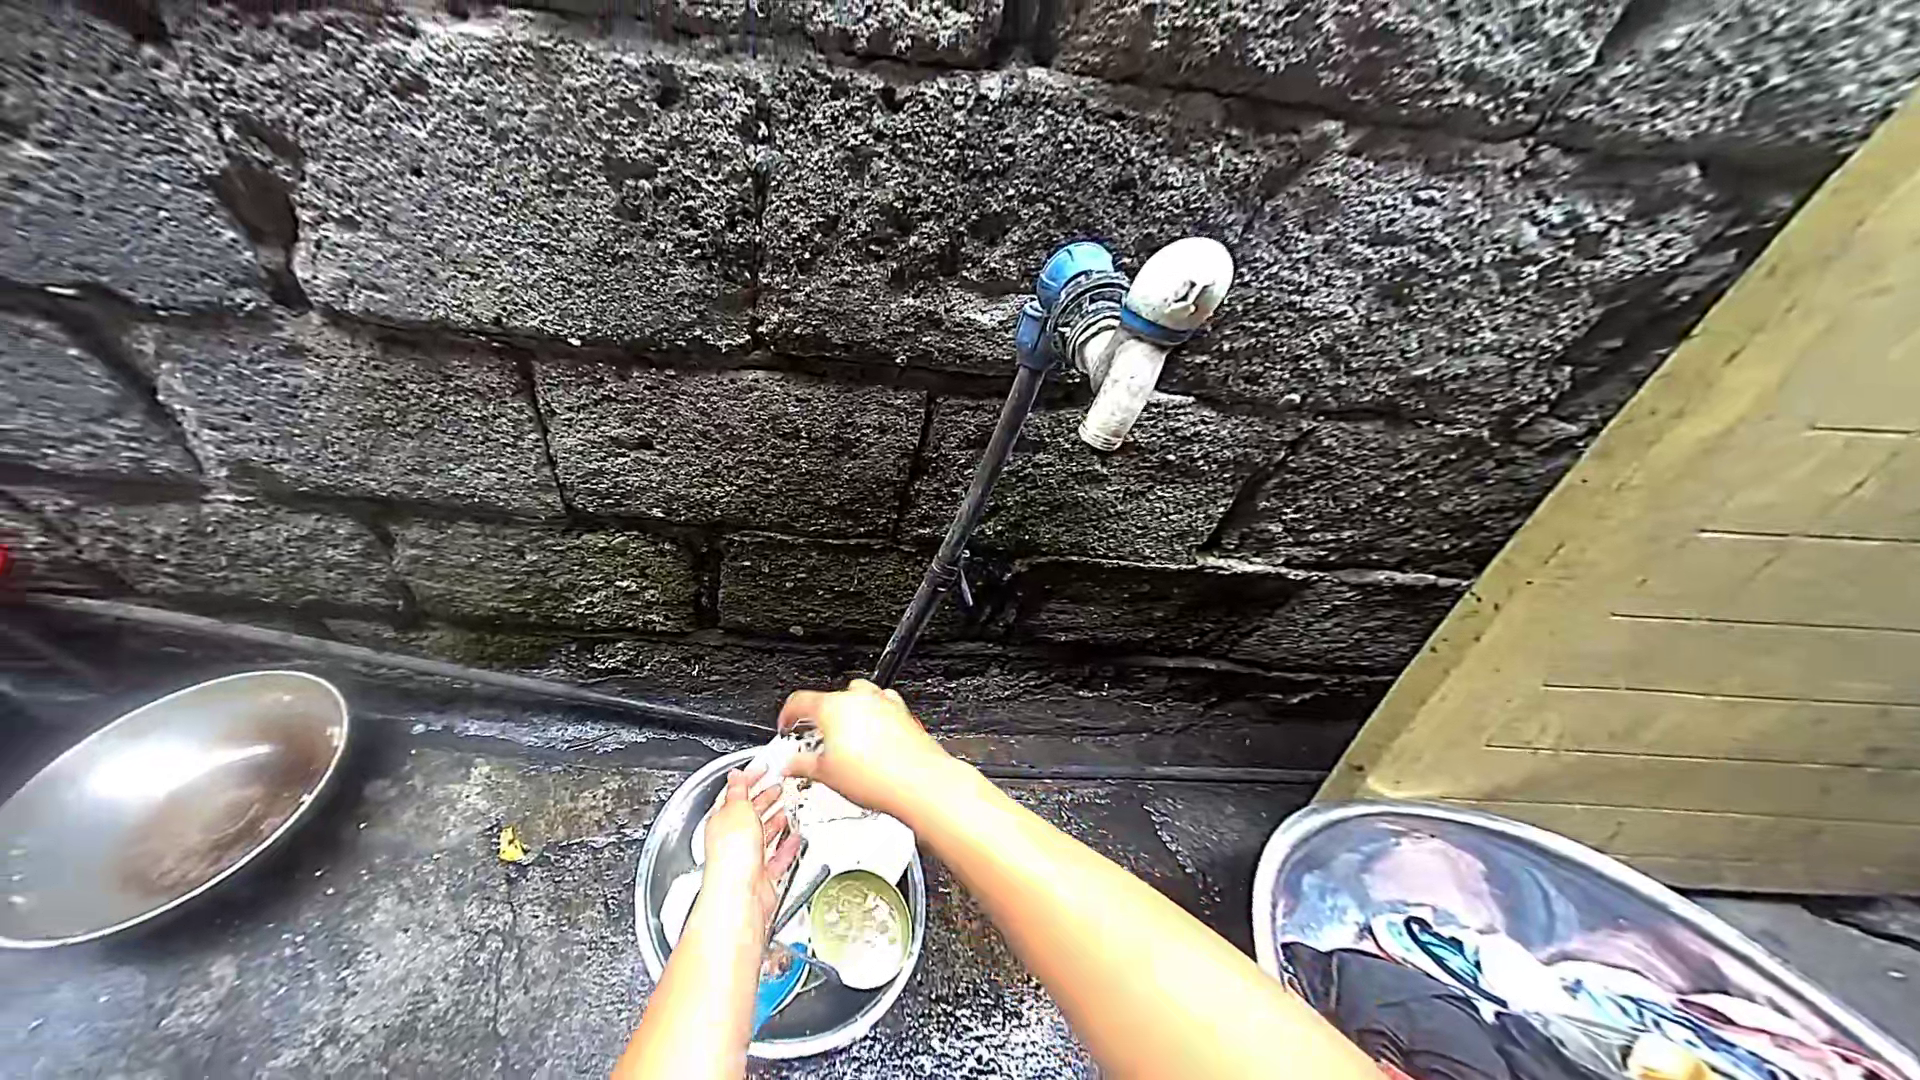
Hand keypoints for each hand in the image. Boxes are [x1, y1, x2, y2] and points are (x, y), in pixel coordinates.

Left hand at [700, 763, 802, 930]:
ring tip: (787, 807)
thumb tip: (736, 775)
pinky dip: (787, 845)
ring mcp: (747, 859)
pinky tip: (794, 837)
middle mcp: (732, 841)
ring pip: (764, 835)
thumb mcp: (737, 810)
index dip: (749, 780)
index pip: (735, 795)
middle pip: (750, 814)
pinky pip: (777, 857)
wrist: (741, 897)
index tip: (763, 769)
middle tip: (778, 785)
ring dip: (776, 820)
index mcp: (721, 821)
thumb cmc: (731, 857)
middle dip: (764, 798)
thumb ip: (739, 791)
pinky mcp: (762, 877)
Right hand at [777, 679, 959, 821]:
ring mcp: (884, 702)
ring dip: (850, 715)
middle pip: (831, 698)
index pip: (800, 701)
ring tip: (846, 743)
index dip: (788, 714)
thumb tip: (790, 765)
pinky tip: (872, 743)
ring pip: (859, 699)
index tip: (787, 725)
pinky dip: (874, 719)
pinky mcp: (903, 713)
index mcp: (833, 707)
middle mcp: (860, 697)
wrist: (920, 782)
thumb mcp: (826, 775)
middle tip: (817, 740)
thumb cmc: (876, 776)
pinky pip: (882, 708)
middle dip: (822, 717)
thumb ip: (802, 765)